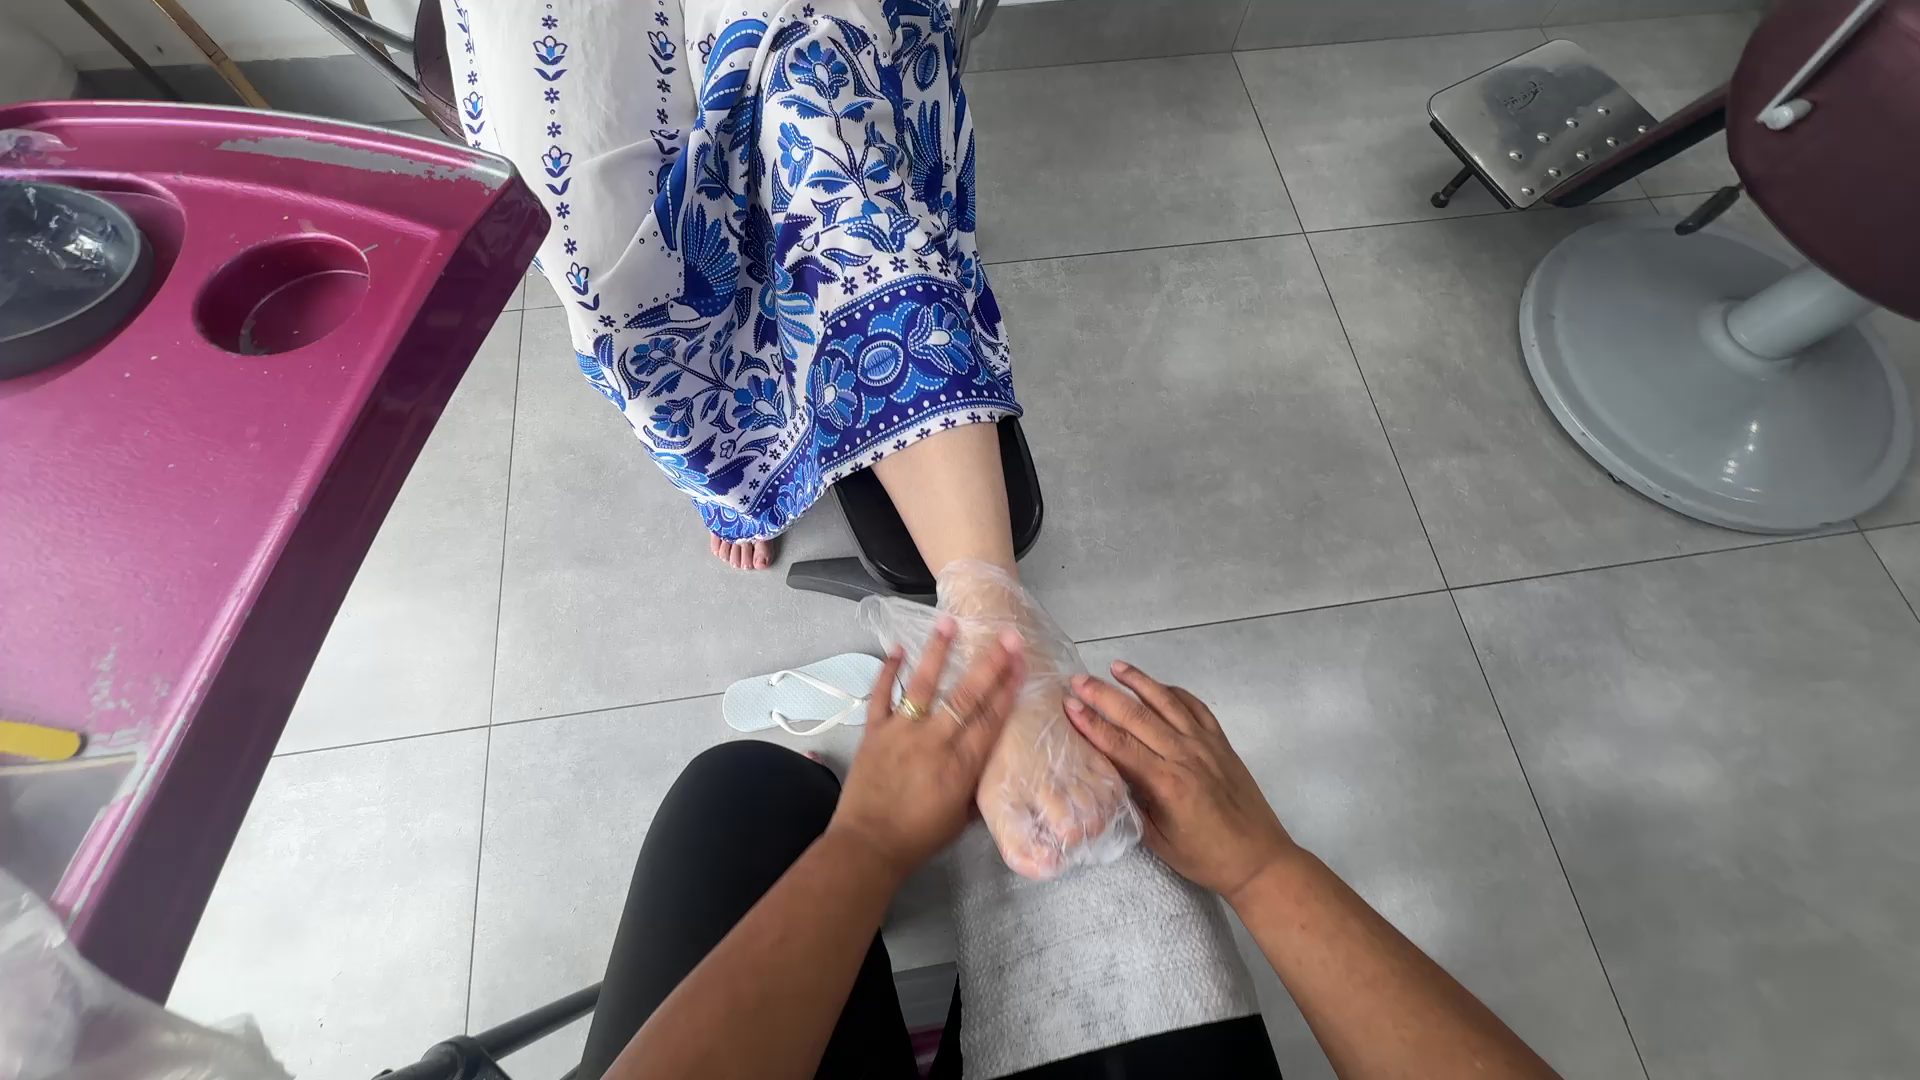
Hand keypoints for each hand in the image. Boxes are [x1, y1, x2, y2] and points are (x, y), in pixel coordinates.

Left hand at [829, 617, 1026, 882]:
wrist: (867, 846)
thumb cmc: (918, 838)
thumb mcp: (960, 817)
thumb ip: (975, 787)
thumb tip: (988, 763)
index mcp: (960, 765)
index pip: (990, 719)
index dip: (1008, 689)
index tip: (1021, 663)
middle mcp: (934, 741)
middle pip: (966, 696)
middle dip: (989, 664)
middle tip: (1006, 636)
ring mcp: (901, 732)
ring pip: (923, 685)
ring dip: (937, 652)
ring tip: (947, 621)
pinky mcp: (874, 732)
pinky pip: (881, 696)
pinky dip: (887, 672)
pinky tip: (896, 649)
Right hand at [1065, 661, 1295, 902]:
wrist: (1260, 859)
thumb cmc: (1206, 857)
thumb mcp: (1159, 841)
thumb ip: (1132, 806)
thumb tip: (1107, 777)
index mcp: (1168, 783)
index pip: (1120, 745)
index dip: (1092, 723)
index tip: (1069, 704)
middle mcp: (1185, 756)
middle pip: (1137, 716)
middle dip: (1104, 695)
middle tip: (1078, 680)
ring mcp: (1206, 744)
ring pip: (1167, 702)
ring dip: (1138, 681)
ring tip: (1115, 667)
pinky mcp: (1221, 742)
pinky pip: (1195, 707)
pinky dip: (1174, 691)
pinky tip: (1157, 685)